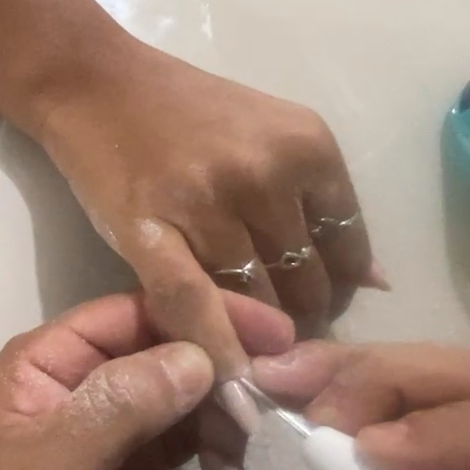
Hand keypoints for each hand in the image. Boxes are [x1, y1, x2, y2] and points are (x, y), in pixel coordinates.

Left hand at [0, 291, 294, 469]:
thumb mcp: (56, 463)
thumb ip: (124, 404)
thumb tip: (199, 355)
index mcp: (49, 361)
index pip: (130, 313)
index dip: (196, 310)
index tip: (266, 326)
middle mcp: (81, 382)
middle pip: (162, 348)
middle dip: (219, 359)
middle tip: (282, 376)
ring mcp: (109, 429)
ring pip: (179, 394)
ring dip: (221, 405)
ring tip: (251, 433)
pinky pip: (182, 439)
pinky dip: (212, 444)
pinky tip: (229, 466)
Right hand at [33, 43, 377, 469]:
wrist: (95, 84)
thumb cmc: (182, 110)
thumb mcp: (269, 133)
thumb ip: (319, 203)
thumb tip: (373, 280)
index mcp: (308, 147)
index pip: (350, 252)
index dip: (333, 297)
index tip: (308, 316)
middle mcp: (268, 174)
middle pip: (307, 288)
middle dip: (294, 325)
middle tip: (267, 338)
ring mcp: (208, 205)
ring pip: (257, 307)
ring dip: (255, 341)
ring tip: (241, 350)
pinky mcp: (151, 234)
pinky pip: (195, 309)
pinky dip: (215, 354)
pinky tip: (230, 385)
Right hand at [253, 342, 469, 469]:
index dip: (464, 430)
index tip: (372, 454)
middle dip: (394, 383)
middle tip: (317, 417)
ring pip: (437, 373)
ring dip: (355, 369)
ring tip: (283, 380)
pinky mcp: (439, 443)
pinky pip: (395, 388)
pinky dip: (337, 377)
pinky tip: (290, 381)